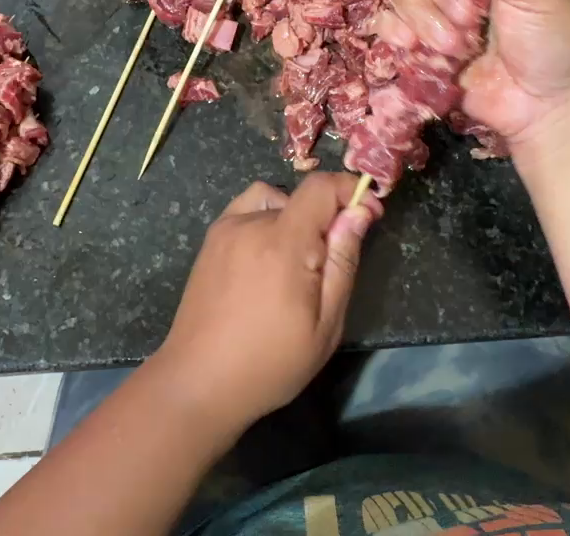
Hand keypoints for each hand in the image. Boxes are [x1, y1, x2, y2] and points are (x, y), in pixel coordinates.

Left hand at [148, 172, 381, 432]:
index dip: (351, 190)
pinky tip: (267, 258)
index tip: (370, 212)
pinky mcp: (211, 239)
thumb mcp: (325, 323)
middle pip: (300, 197)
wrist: (199, 381)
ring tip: (296, 263)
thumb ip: (342, 260)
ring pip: (274, 200)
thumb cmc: (270, 362)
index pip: (321, 187)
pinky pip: (248, 210)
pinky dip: (267, 219)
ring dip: (295, 218)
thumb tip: (360, 211)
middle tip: (328, 266)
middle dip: (326, 218)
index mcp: (283, 242)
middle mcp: (251, 223)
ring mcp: (226, 228)